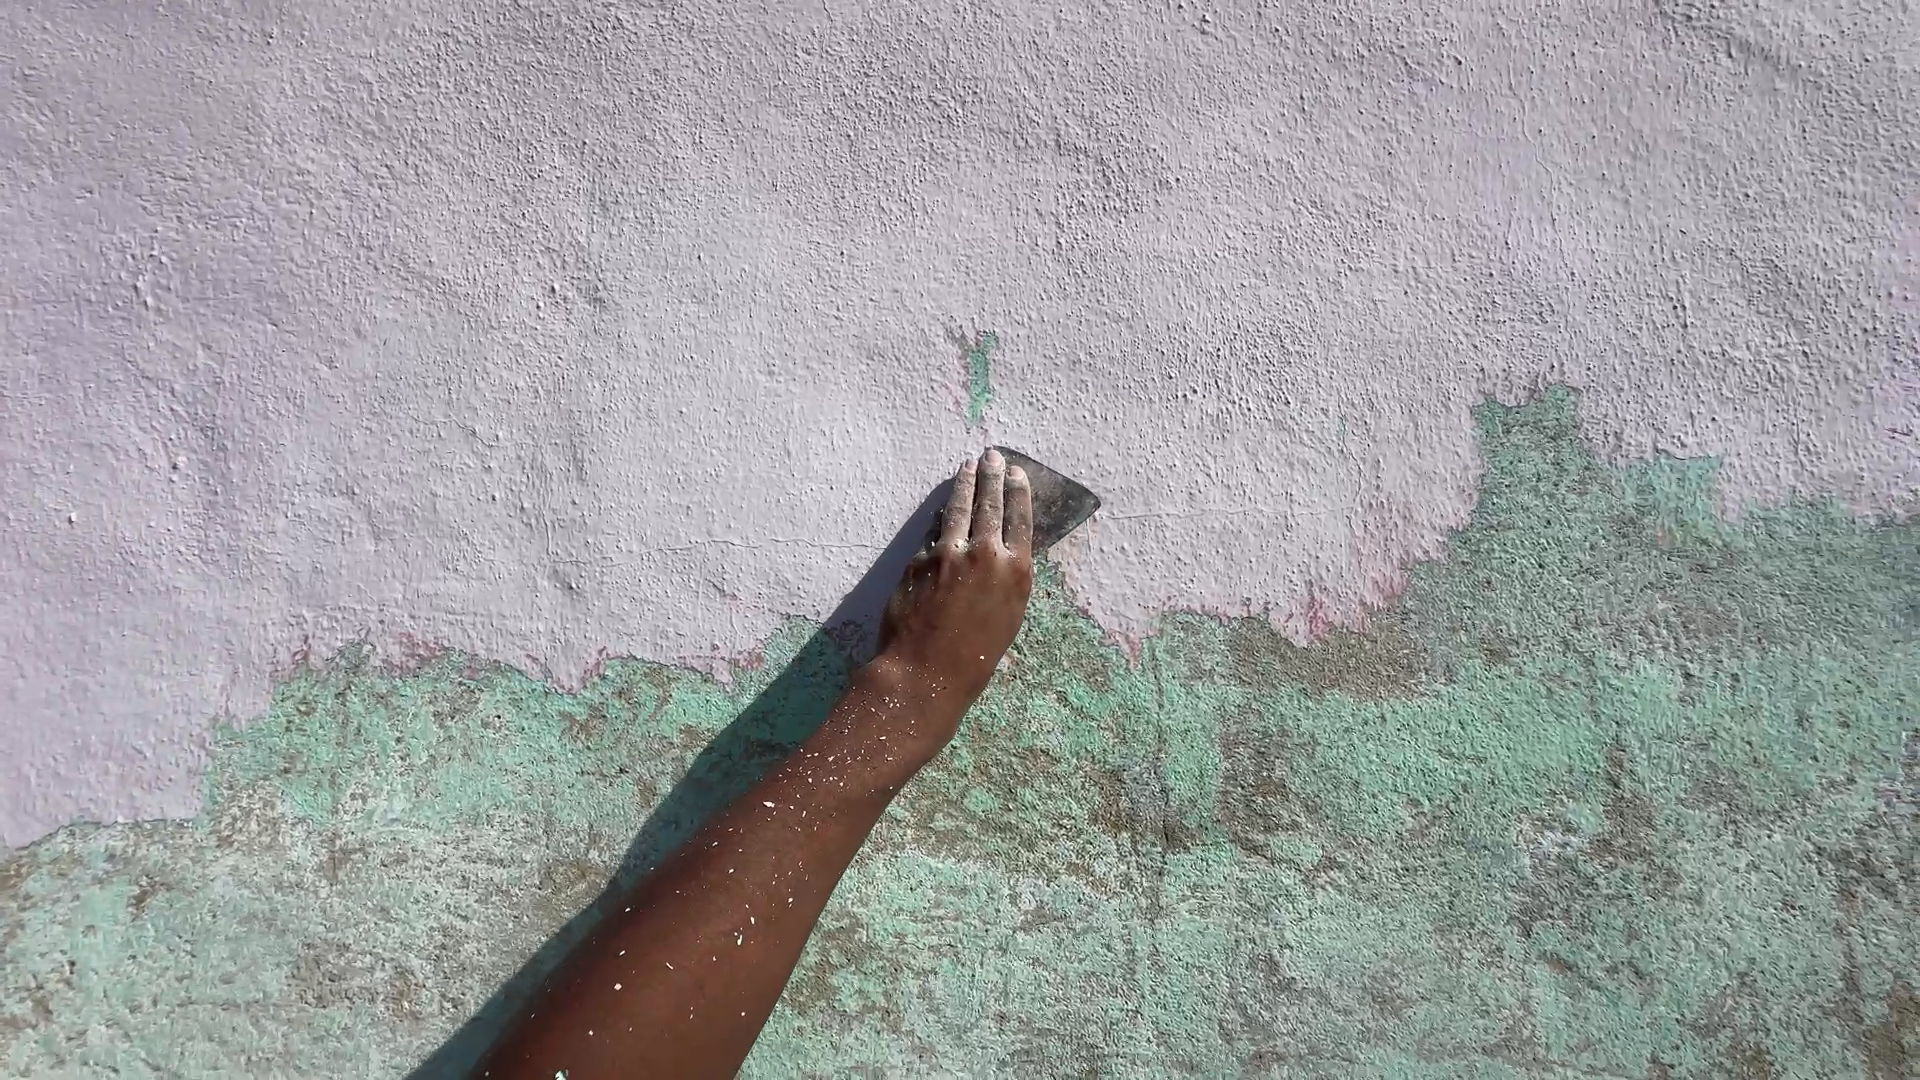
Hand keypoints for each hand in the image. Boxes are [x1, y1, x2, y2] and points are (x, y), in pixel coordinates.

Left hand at [864, 448, 1034, 746]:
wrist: (927, 670)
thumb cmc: (975, 655)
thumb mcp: (1007, 615)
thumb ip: (1005, 578)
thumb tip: (997, 549)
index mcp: (1015, 572)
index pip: (1020, 520)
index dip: (1018, 493)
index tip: (1016, 473)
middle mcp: (985, 556)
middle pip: (990, 504)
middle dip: (992, 476)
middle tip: (992, 456)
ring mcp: (949, 554)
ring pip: (958, 510)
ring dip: (963, 485)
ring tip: (967, 467)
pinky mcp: (920, 559)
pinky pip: (933, 535)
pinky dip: (939, 524)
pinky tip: (942, 513)